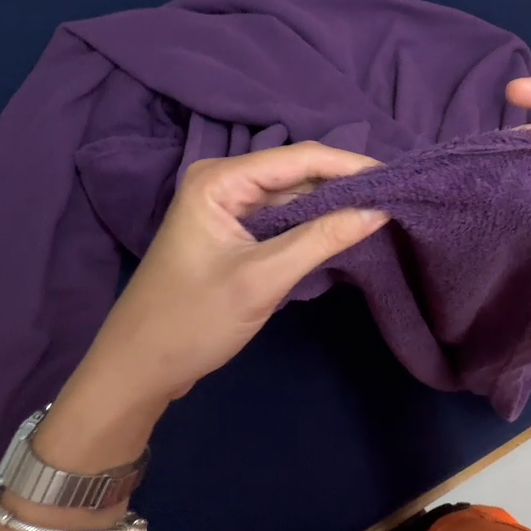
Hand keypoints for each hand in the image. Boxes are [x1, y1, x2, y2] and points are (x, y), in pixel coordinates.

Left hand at [36, 142, 387, 468]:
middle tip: (396, 194)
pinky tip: (346, 226)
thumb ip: (322, 239)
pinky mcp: (235, 229)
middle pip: (299, 171)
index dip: (351, 165)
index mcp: (220, 179)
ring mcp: (229, 205)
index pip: (300, 157)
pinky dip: (315, 221)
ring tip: (382, 207)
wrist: (135, 373)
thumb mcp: (262, 280)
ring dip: (334, 202)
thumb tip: (381, 209)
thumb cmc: (191, 322)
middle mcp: (224, 180)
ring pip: (295, 193)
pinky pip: (285, 214)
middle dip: (346, 182)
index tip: (396, 178)